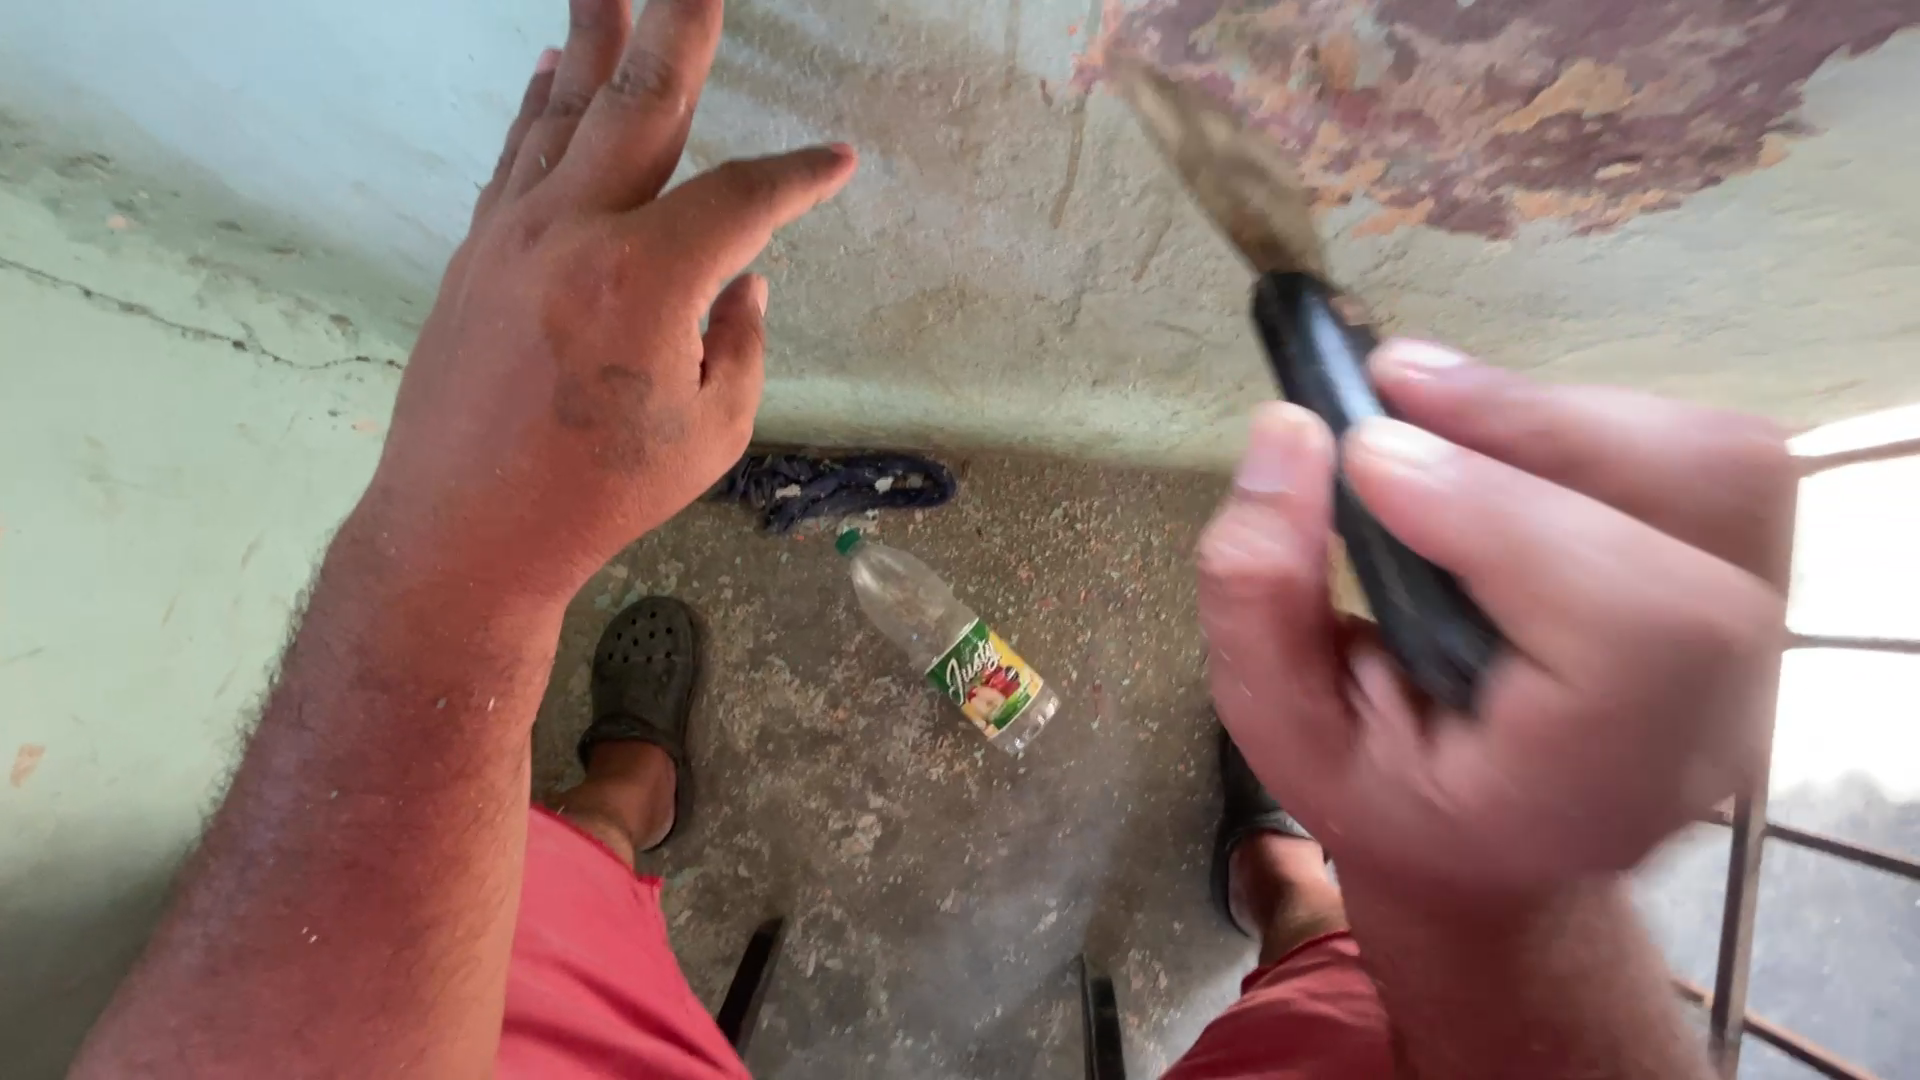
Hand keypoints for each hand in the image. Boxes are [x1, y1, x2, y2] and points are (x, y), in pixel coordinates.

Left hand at [359, 0, 855, 605]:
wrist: (469, 524)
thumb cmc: (607, 491)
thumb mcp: (714, 430)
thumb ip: (742, 343)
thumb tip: (746, 282)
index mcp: (650, 280)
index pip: (743, 202)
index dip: (800, 178)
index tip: (839, 162)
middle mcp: (576, 230)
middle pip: (641, 103)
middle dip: (681, 30)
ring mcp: (515, 231)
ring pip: (565, 109)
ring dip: (596, 36)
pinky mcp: (479, 250)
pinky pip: (519, 152)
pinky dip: (542, 101)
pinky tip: (550, 68)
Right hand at [1197, 338, 1795, 894]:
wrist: (1470, 834)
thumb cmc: (1365, 784)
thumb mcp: (1270, 714)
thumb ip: (1256, 591)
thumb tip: (1287, 431)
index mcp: (1594, 782)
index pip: (1627, 629)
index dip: (1500, 516)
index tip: (1362, 452)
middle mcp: (1714, 709)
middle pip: (1697, 508)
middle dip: (1526, 421)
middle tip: (1385, 381)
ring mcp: (1740, 642)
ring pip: (1708, 463)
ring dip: (1549, 411)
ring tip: (1419, 401)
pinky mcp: (1723, 585)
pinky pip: (1690, 461)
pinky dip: (1571, 423)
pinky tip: (1475, 440)